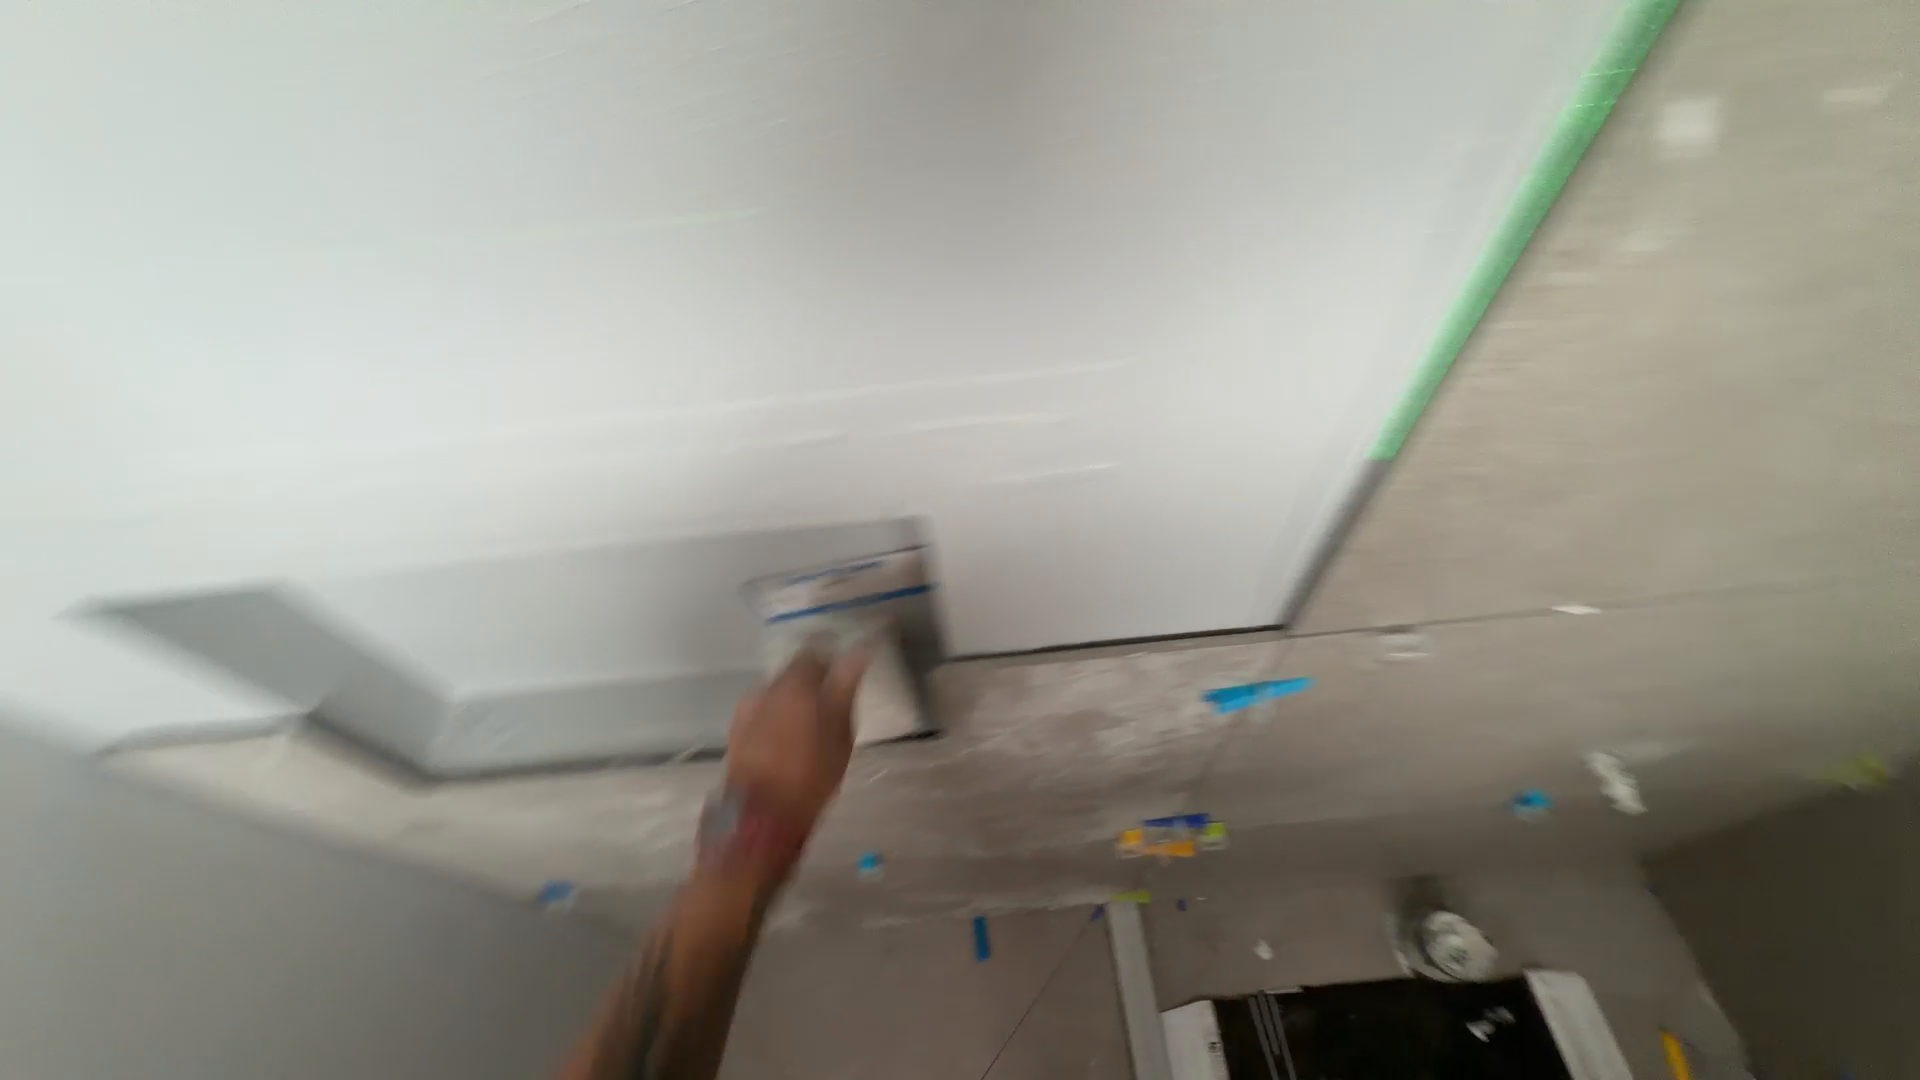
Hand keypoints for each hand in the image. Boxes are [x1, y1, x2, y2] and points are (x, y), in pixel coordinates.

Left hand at [724, 644, 868, 833]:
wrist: (761, 814)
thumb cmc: (811, 773)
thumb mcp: (841, 733)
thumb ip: (846, 687)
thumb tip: (859, 651)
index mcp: (796, 682)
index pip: (815, 649)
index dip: (832, 656)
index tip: (846, 669)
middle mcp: (768, 686)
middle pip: (794, 670)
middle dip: (813, 679)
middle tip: (832, 700)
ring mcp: (749, 706)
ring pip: (778, 690)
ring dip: (794, 698)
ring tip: (809, 723)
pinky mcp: (737, 728)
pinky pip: (764, 709)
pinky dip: (778, 715)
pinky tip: (787, 737)